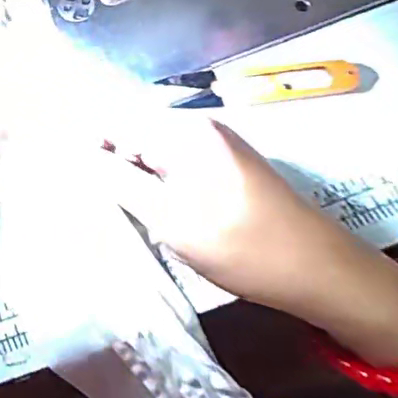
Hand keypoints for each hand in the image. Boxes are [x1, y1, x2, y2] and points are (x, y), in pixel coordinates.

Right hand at [87, 113, 397, 365]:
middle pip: (137, 138)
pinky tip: (158, 216)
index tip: (75, 186)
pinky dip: (161, 188)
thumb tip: (83, 157)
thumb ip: (123, 183)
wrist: (323, 272)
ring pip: (157, 156)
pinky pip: (179, 168)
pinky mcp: (228, 168)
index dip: (91, 152)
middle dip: (114, 167)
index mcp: (187, 132)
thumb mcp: (173, 219)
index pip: (118, 125)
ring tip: (124, 215)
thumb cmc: (246, 248)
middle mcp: (201, 128)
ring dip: (137, 181)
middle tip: (100, 208)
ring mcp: (218, 147)